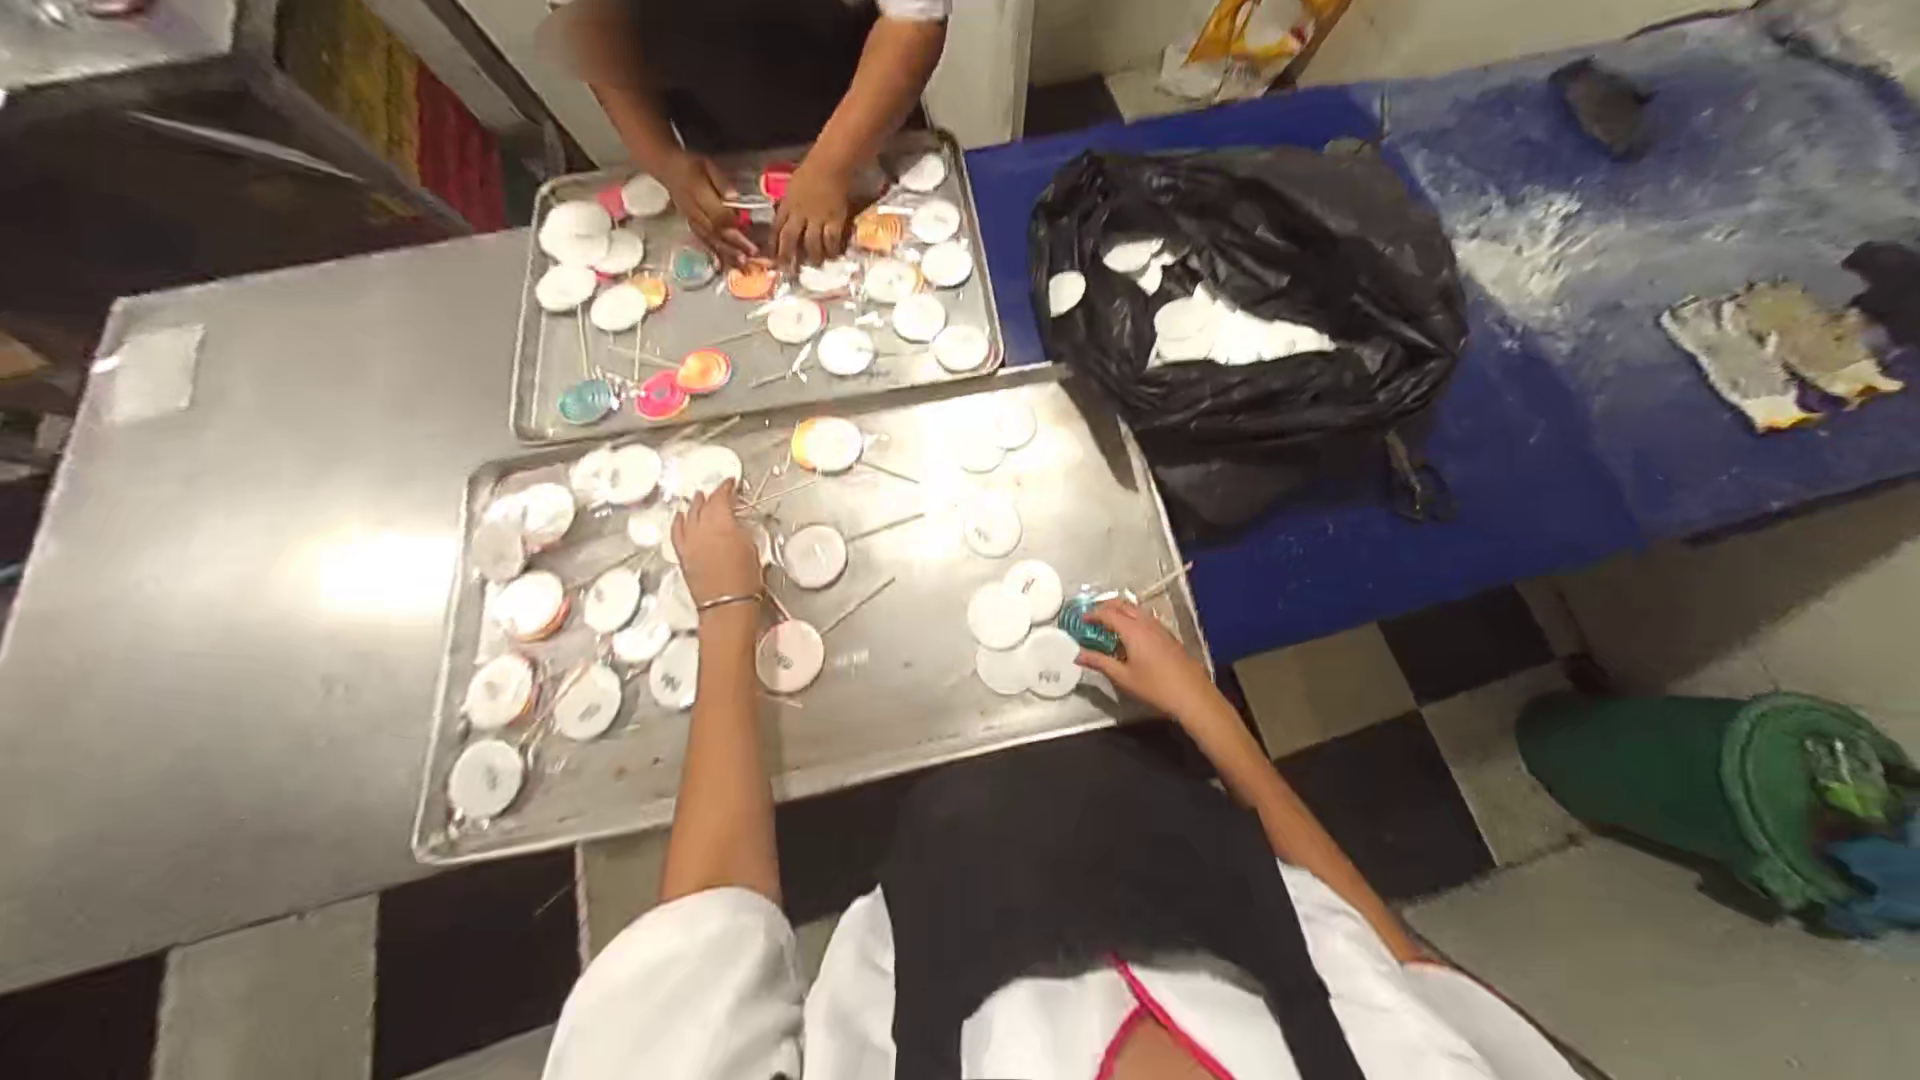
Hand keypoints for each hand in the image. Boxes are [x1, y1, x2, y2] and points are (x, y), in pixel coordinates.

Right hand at [659, 152, 756, 267]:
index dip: (734, 225)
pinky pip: (703, 241)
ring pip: (710, 239)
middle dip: (735, 244)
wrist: (668, 169)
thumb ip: (721, 182)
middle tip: (752, 254)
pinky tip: (723, 265)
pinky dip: (714, 254)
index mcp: (698, 193)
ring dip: (727, 253)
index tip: (748, 229)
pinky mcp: (692, 226)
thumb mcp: (708, 165)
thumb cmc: (692, 165)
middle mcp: (694, 210)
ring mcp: (692, 220)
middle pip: (716, 230)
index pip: (718, 213)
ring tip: (742, 263)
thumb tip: (733, 197)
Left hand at [670, 480, 761, 606]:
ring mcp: (689, 542)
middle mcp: (701, 530)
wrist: (727, 605)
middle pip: (703, 505)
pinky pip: (677, 533)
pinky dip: (678, 522)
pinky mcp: (683, 555)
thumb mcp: (752, 549)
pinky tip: (679, 517)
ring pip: (688, 516)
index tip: (731, 483)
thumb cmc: (745, 579)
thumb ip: (740, 531)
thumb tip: (735, 525)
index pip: (721, 499)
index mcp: (722, 525)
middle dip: (711, 495)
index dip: (726, 488)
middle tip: (717, 490)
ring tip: (696, 498)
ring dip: (693, 506)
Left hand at [771, 158, 851, 267]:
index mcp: (788, 204)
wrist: (830, 164)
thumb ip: (789, 204)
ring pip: (811, 244)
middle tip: (790, 271)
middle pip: (790, 239)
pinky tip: (834, 254)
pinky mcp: (834, 220)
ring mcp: (817, 218)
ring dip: (813, 256)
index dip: (774, 244)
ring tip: (817, 264)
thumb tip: (784, 217)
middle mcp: (800, 214)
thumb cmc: (811, 171)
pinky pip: (832, 240)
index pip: (776, 228)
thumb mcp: (793, 187)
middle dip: (788, 256)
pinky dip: (832, 249)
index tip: (773, 258)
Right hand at [1076, 601, 1223, 722]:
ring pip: (1137, 610)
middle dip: (1106, 606)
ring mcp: (1160, 628)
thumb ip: (1099, 662)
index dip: (1093, 614)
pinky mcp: (1168, 636)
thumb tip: (1078, 655)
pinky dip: (1133, 618)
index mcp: (1133, 630)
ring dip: (1121, 611)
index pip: (1108, 613)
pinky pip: (1146, 618)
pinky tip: (1130, 635)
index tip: (1081, 619)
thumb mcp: (1122, 677)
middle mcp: (1146, 623)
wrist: (1192, 695)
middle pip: (1123, 604)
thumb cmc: (1154, 687)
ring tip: (1109, 624)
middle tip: (1094, 616)